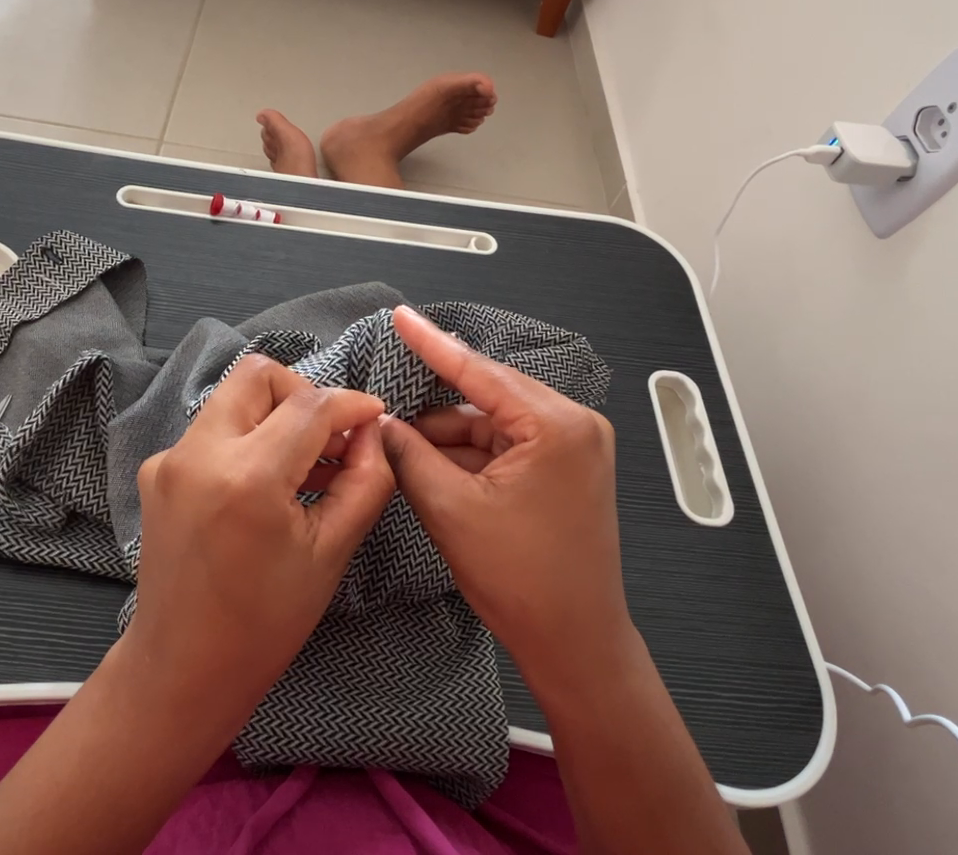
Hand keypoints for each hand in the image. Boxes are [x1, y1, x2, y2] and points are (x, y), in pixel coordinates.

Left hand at [126, 355, 396, 718]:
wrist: (183, 666)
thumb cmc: (267, 621)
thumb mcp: (332, 552)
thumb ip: (365, 481)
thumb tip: (374, 432)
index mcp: (247, 477)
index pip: (310, 404)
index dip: (351, 404)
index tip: (373, 418)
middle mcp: (199, 453)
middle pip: (258, 375)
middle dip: (303, 392)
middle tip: (329, 436)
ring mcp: (169, 459)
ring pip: (231, 398)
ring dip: (274, 415)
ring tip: (307, 464)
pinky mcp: (156, 471)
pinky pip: (211, 430)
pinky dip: (246, 439)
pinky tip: (268, 483)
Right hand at [378, 305, 633, 704]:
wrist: (573, 640)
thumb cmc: (524, 581)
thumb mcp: (450, 509)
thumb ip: (409, 455)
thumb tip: (383, 425)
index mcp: (556, 426)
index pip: (479, 371)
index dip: (432, 344)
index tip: (403, 317)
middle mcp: (575, 426)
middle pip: (487, 396)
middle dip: (434, 408)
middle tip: (388, 407)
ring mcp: (573, 448)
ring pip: (493, 423)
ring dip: (449, 437)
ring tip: (403, 449)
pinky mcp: (565, 469)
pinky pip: (507, 445)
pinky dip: (471, 454)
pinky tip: (433, 465)